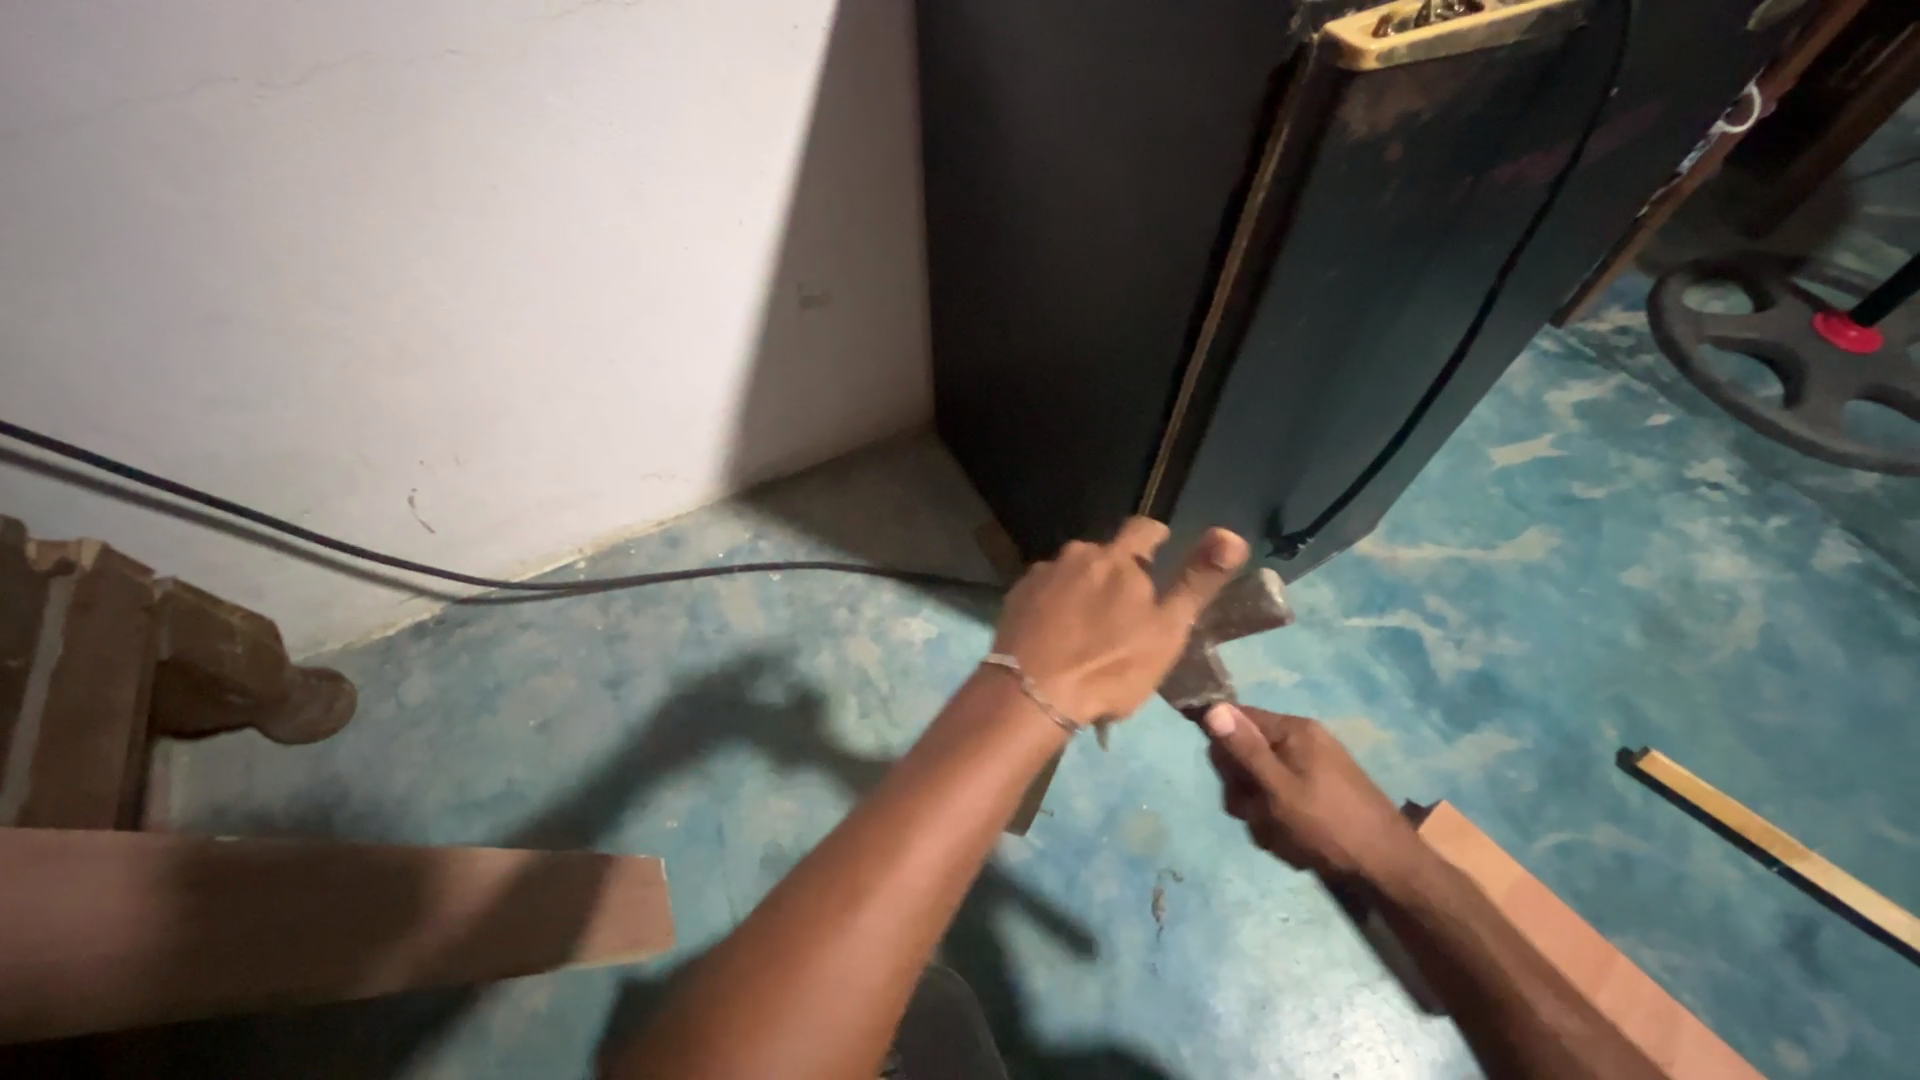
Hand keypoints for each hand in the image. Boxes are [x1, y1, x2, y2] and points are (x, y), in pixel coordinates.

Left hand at [990, 518, 1248, 724]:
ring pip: (1072, 572)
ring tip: (1087, 626)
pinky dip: (1054, 604)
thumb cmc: (1111, 666)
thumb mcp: (1168, 630)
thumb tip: (1232, 534)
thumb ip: (1197, 581)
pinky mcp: (1016, 596)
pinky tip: (1056, 634)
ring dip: (1083, 587)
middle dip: (1117, 570)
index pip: (1144, 528)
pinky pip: (1045, 591)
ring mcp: (1043, 574)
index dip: (1156, 537)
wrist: (1033, 693)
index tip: (1162, 550)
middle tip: (1125, 608)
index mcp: (1120, 559)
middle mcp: (1078, 554)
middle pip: (1105, 552)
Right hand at [1203, 704, 1423, 884]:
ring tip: (1277, 832)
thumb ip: (1245, 750)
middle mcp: (1303, 740)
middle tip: (1255, 812)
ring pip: (1262, 778)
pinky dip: (1279, 815)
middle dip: (1243, 786)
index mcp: (1294, 730)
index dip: (1224, 747)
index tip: (1227, 779)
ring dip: (1260, 808)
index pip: (1238, 718)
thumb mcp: (1278, 788)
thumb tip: (1212, 707)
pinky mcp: (1320, 789)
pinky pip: (1282, 793)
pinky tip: (1291, 837)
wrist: (1388, 866)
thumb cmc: (1329, 824)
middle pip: (1248, 750)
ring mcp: (1313, 765)